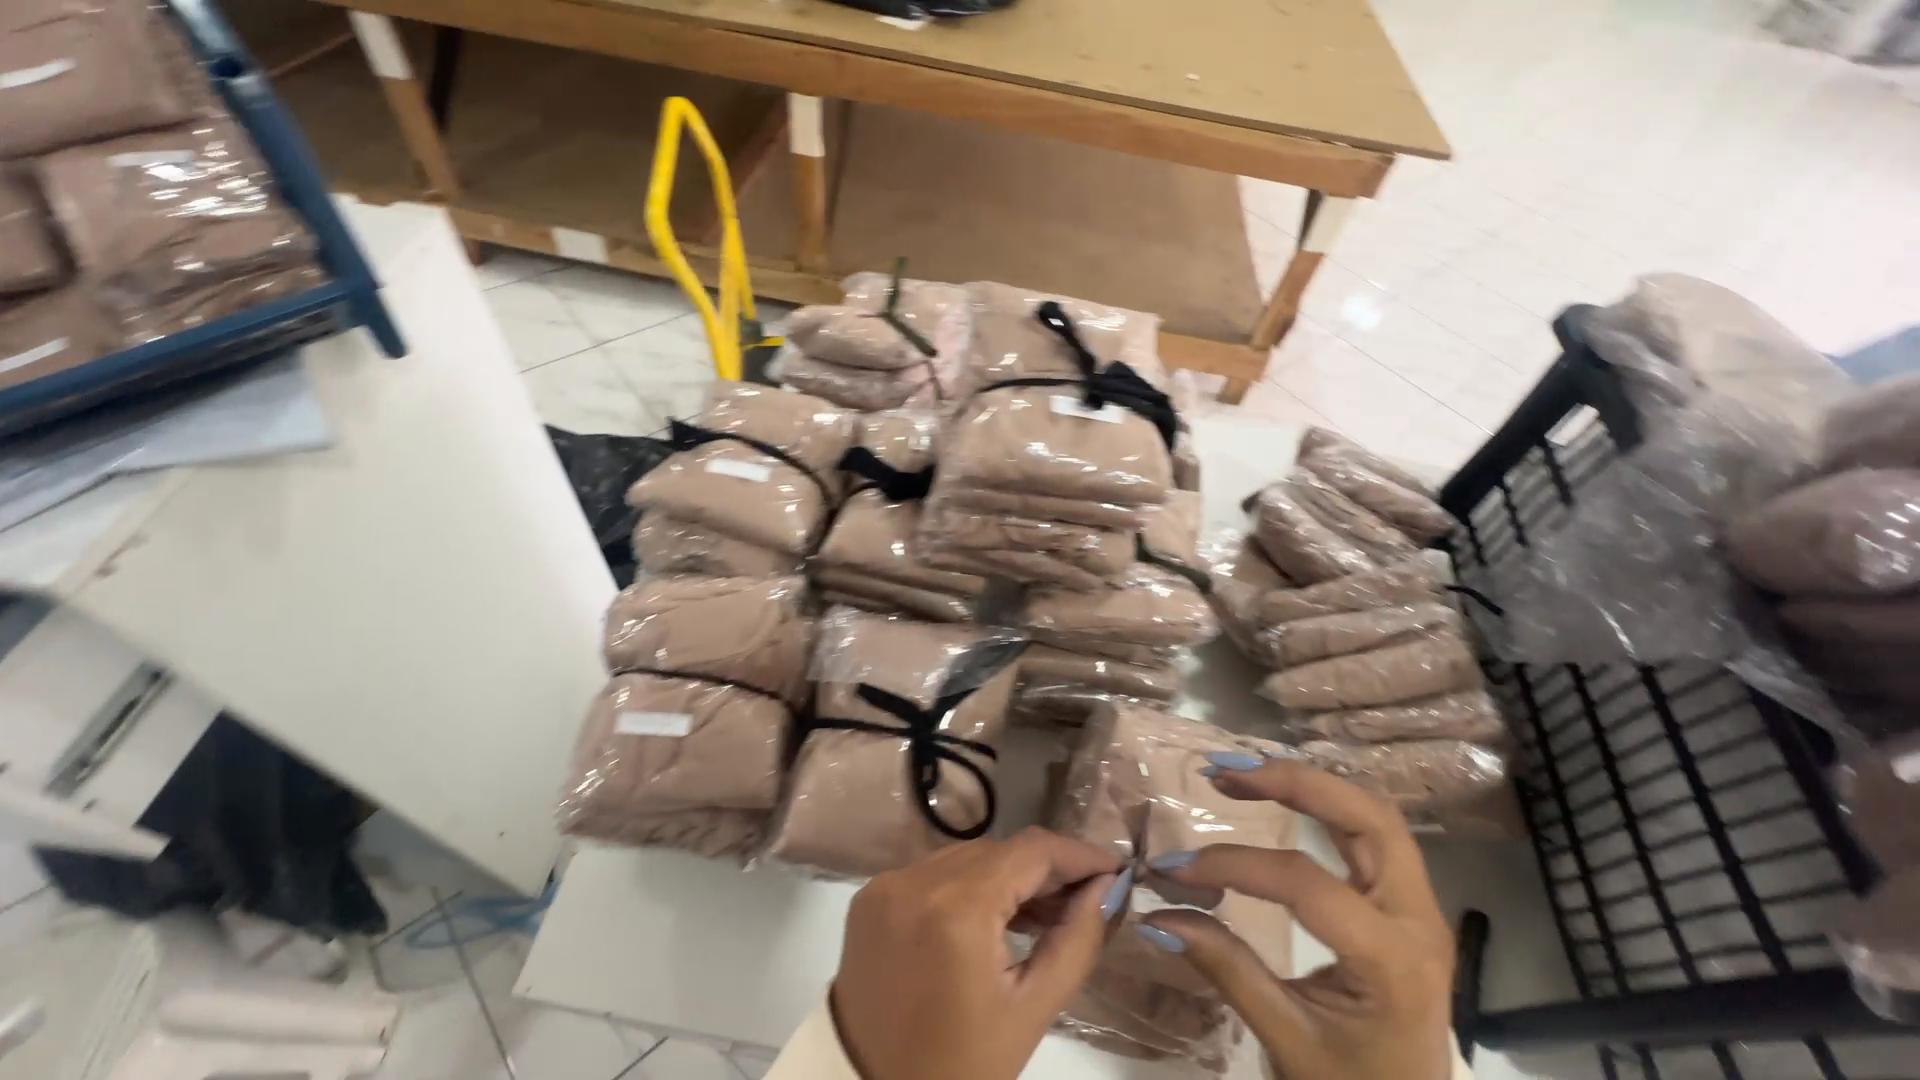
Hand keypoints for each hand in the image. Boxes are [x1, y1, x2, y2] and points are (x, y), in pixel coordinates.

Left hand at [832, 826, 1125, 1079]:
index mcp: (957, 908)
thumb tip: (1107, 887)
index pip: (1031, 850)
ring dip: (1007, 875)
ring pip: (966, 857)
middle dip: (1045, 870)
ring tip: (1042, 913)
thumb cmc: (959, 1064)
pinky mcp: (870, 896)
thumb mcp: (1032, 1010)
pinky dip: (967, 884)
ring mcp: (887, 884)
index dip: (1078, 853)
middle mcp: (916, 880)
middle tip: (1084, 899)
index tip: (1115, 868)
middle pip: (999, 851)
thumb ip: (1077, 940)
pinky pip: (933, 872)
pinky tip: (992, 916)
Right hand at [1140, 760, 1455, 1079]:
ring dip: (1311, 784)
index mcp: (1392, 960)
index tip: (1173, 868)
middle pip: (1368, 817)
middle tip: (1225, 771)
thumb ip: (1225, 967)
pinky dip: (1325, 806)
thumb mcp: (1285, 1037)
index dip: (1234, 865)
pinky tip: (1282, 798)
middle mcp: (1418, 919)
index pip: (1306, 883)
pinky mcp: (1404, 906)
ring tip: (1245, 772)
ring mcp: (1418, 908)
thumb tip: (1157, 915)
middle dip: (1294, 781)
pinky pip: (1371, 836)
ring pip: (1374, 816)